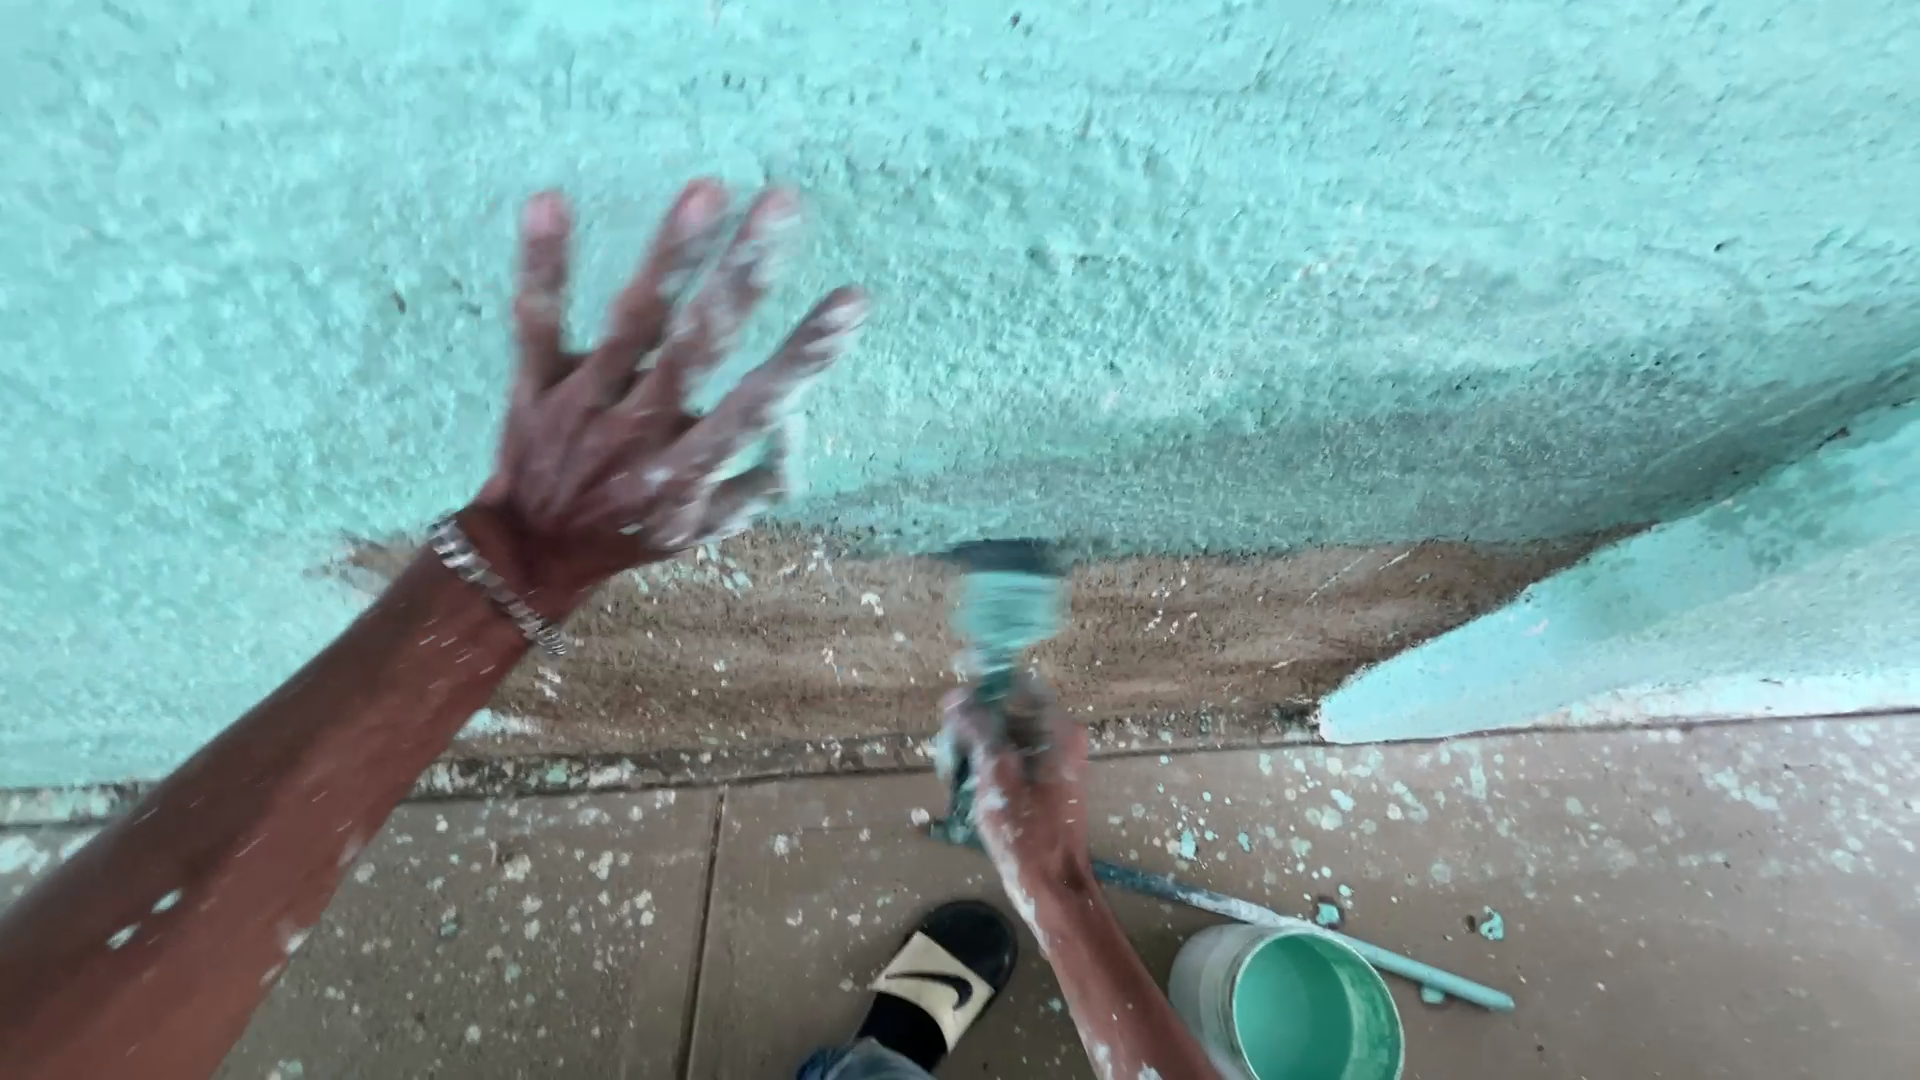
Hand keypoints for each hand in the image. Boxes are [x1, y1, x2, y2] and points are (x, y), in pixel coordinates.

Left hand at [471, 180, 865, 612]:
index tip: (850, 304)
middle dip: (745, 276)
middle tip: (782, 205)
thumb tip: (796, 417)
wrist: (532, 556)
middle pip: (700, 347)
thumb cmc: (637, 535)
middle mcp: (644, 431)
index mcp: (690, 469)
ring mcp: (585, 406)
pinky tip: (550, 198)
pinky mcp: (532, 388)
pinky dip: (543, 265)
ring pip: (634, 325)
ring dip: (672, 257)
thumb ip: (760, 481)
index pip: (759, 405)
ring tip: (708, 191)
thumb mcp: (710, 528)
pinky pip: (535, 322)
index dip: (805, 355)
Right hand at [941, 682, 1095, 921]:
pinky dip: (987, 766)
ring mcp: (1053, 761)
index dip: (983, 688)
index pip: (1018, 686)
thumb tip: (957, 695)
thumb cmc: (1027, 833)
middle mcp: (1060, 739)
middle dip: (974, 724)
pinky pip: (1010, 759)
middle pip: (1009, 711)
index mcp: (1058, 730)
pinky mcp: (1042, 782)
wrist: (1052, 888)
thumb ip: (978, 728)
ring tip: (952, 771)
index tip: (952, 703)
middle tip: (948, 746)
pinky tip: (964, 785)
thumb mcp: (996, 773)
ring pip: (1005, 736)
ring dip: (976, 748)